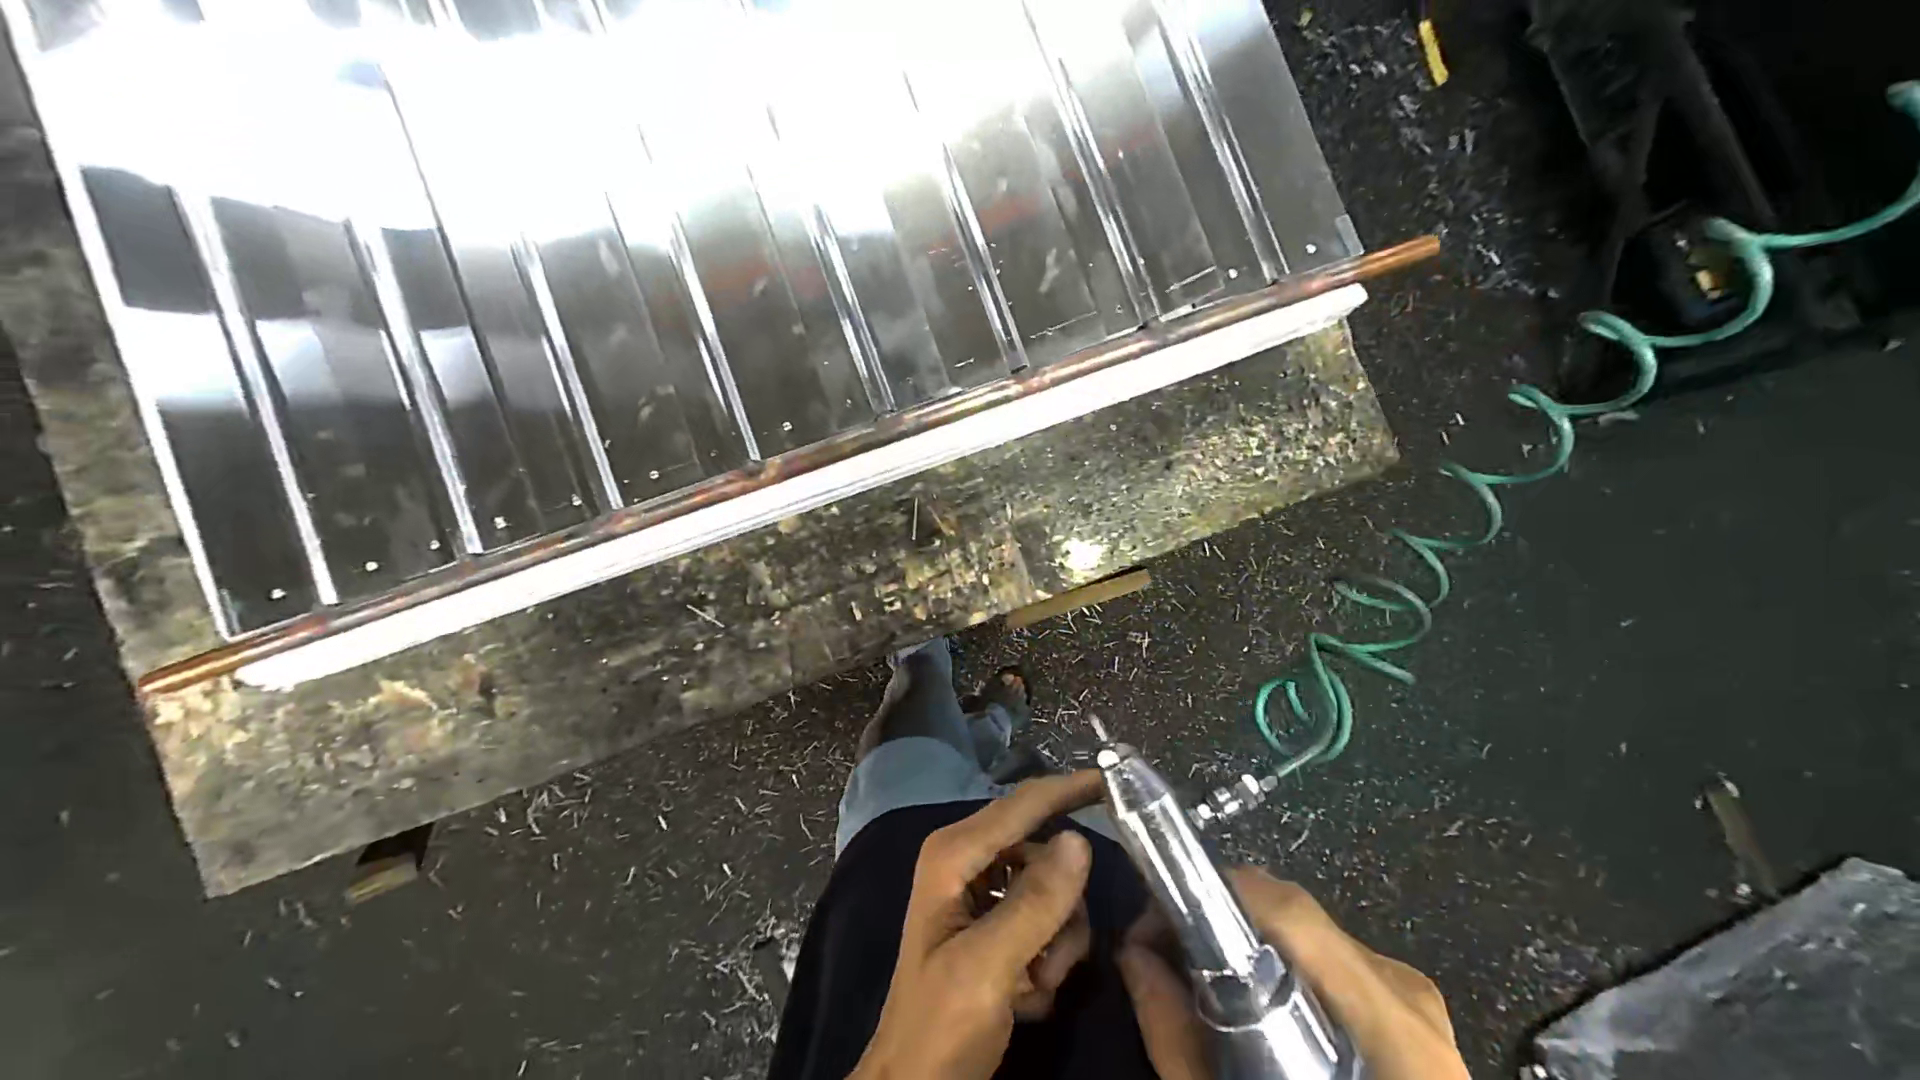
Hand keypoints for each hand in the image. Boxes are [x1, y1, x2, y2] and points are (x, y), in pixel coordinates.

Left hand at [850, 771, 1102, 1079]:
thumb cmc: (941, 1024)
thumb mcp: (988, 967)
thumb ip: (1035, 903)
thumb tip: (1079, 839)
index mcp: (954, 853)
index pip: (1023, 805)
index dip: (1069, 789)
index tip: (1115, 780)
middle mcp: (968, 859)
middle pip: (1045, 853)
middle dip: (1059, 911)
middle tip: (1049, 964)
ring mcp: (981, 890)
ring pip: (1053, 891)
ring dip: (1055, 944)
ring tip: (1032, 987)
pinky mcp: (994, 921)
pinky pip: (1046, 919)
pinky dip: (1047, 957)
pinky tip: (1025, 993)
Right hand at [1117, 867, 1469, 1079]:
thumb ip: (1176, 1037)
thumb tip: (1133, 954)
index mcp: (1384, 1024)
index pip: (1289, 910)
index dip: (1212, 894)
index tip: (1157, 919)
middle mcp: (1404, 995)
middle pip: (1296, 917)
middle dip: (1220, 918)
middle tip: (1167, 953)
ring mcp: (1418, 1008)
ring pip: (1311, 939)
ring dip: (1251, 947)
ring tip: (1207, 988)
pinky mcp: (1420, 1024)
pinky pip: (1337, 970)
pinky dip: (1287, 975)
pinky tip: (1263, 1018)